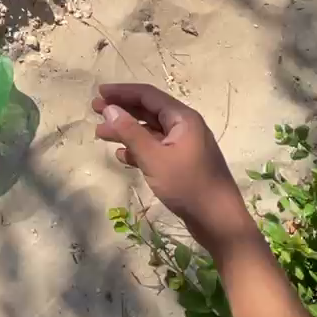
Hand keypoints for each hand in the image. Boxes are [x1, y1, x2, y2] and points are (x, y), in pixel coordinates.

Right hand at [93, 83, 250, 247]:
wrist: (221, 224)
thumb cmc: (188, 185)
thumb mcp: (154, 157)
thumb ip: (130, 131)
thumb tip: (109, 108)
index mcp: (183, 119)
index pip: (148, 95)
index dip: (122, 92)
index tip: (99, 92)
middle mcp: (185, 127)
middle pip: (148, 111)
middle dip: (121, 110)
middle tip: (95, 111)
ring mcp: (185, 146)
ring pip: (150, 131)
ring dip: (126, 131)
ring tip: (101, 134)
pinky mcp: (183, 164)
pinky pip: (156, 148)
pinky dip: (138, 149)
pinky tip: (122, 156)